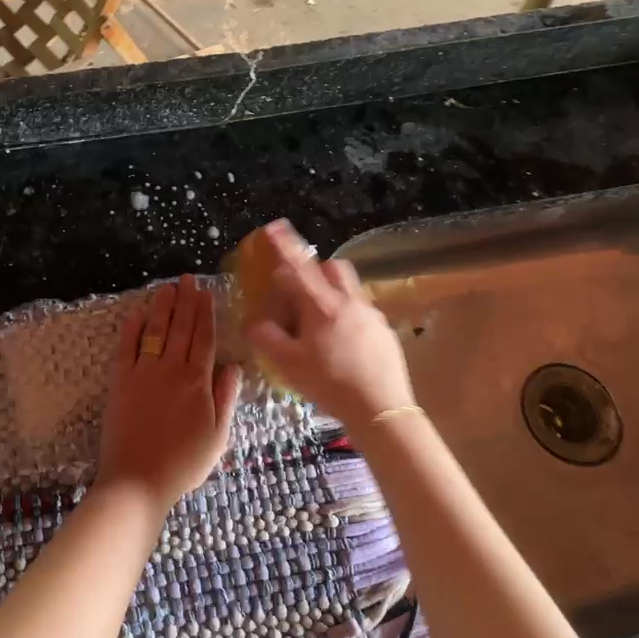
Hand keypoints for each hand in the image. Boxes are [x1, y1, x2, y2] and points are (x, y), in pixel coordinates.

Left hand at [97, 275, 243, 512]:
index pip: (204, 338)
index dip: (205, 313)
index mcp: (197, 382)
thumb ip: (226, 398)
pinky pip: (126, 348)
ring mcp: (143, 373)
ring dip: (161, 307)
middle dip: (185, 301)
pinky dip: (131, 328)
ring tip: (167, 287)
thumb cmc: (183, 464)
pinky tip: (136, 313)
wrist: (137, 481)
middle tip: (187, 278)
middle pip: (180, 327)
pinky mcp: (120, 382)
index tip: (205, 292)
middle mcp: (170, 370)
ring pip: (154, 331)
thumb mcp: (217, 437)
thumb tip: (234, 366)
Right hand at [244, 220, 415, 427]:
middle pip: (332, 267)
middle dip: (315, 269)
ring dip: (332, 292)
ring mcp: (371, 315)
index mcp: (322, 305)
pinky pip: (363, 311)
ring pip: (350, 288)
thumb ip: (267, 338)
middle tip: (300, 289)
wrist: (381, 410)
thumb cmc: (330, 384)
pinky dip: (348, 316)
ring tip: (320, 320)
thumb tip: (253, 322)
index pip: (298, 267)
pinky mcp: (385, 332)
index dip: (284, 246)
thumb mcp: (289, 364)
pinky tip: (342, 343)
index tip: (274, 227)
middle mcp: (349, 302)